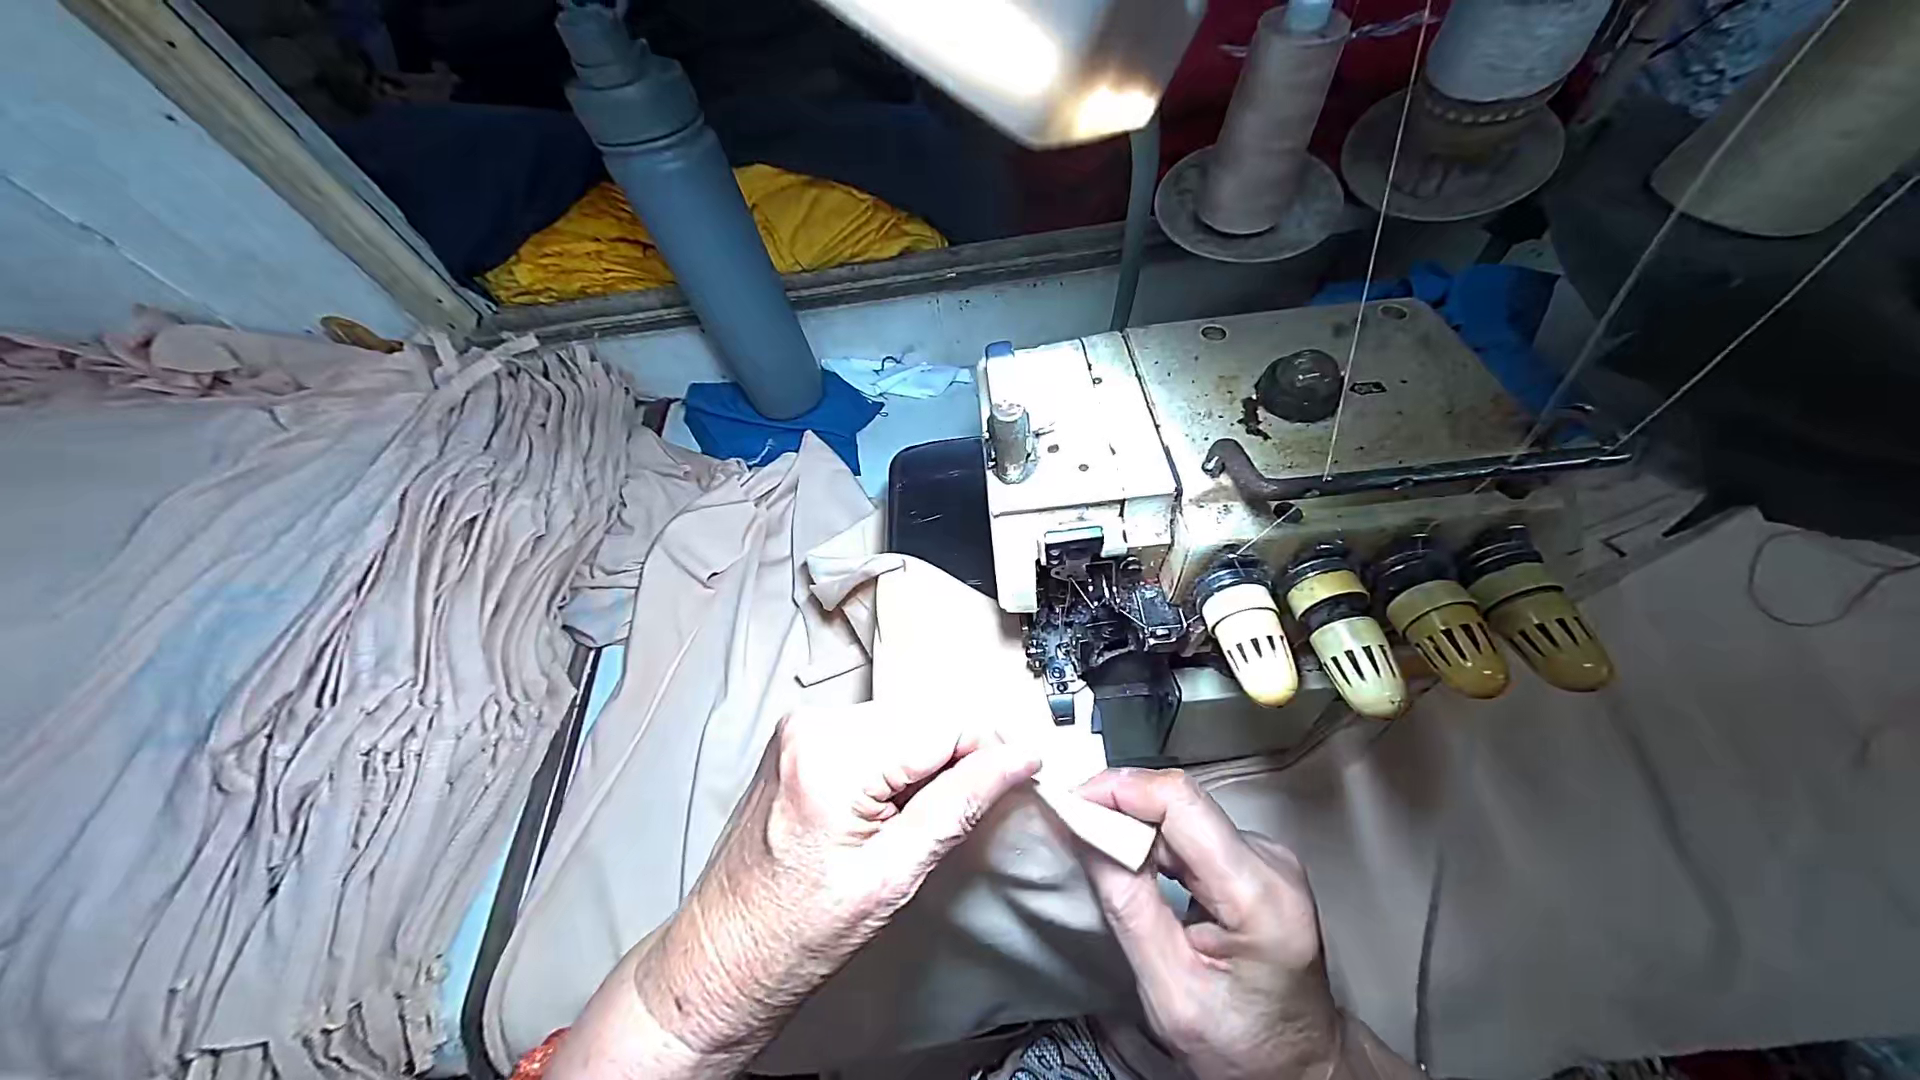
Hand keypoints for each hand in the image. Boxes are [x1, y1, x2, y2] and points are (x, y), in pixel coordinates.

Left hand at [550, 702, 1039, 1078]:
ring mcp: (800, 724)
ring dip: (928, 755)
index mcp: (833, 760)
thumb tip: (1017, 759)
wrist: (724, 951)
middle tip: (969, 805)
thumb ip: (961, 804)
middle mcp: (812, 725)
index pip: (943, 724)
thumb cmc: (798, 932)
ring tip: (920, 811)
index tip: (1020, 772)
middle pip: (923, 715)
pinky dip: (898, 754)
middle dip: (959, 752)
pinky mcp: (799, 732)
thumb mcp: (895, 875)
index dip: (988, 748)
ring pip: (902, 718)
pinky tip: (892, 797)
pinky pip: (873, 726)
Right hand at [1076, 768, 1340, 1079]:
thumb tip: (1085, 832)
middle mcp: (1269, 860)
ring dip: (1132, 821)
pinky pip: (1189, 825)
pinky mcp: (1252, 854)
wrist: (1301, 1065)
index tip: (1073, 802)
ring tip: (1096, 844)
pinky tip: (1131, 856)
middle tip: (1072, 824)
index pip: (1182, 803)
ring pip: (1180, 809)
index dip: (1121, 790)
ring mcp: (1264, 852)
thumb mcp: (1170, 993)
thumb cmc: (1244, 1049)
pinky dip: (1151, 834)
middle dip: (1118, 806)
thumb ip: (1128, 906)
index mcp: (1260, 897)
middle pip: (1179, 802)